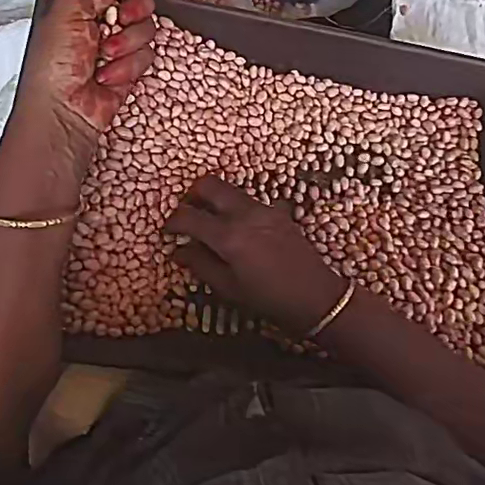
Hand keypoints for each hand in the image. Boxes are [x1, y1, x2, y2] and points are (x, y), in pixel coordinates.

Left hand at [18, 0, 167, 148]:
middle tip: (120, 21)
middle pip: (139, 1)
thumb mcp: (68, 9)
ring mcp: (116, 44)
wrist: (60, 109)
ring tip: (105, 56)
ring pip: (146, 29)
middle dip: (134, 11)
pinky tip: (107, 76)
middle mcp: (99, 20)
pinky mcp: (128, 67)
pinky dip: (128, 66)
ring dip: (127, 43)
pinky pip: (146, 56)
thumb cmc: (52, 65)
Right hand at [165, 177, 347, 332]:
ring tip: (211, 224)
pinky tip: (241, 231)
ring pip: (232, 191)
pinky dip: (238, 209)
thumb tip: (179, 251)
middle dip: (192, 195)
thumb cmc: (269, 299)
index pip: (188, 216)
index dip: (172, 222)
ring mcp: (266, 210)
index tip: (168, 231)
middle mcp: (246, 214)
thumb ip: (201, 265)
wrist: (317, 298)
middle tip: (187, 214)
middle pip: (210, 185)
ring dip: (216, 201)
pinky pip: (252, 202)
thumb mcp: (229, 288)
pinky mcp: (280, 213)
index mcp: (228, 236)